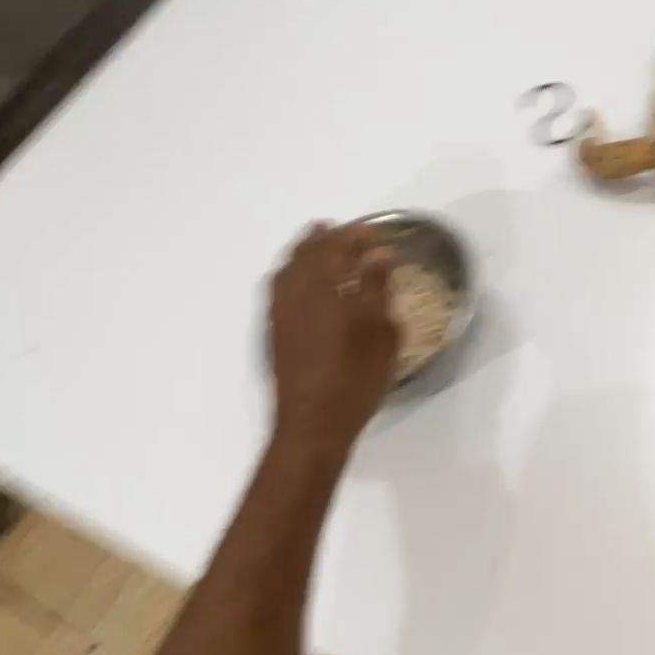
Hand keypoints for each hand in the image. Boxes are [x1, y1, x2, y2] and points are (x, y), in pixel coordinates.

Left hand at [267, 222, 397, 446]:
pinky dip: (294, 276)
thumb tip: (377, 254)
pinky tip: (306, 286)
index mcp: (321, 287)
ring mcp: (278, 314)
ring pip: (287, 270)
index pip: (336, 247)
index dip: (357, 235)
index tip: (378, 232)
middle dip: (326, 239)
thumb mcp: (380, 331)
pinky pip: (279, 289)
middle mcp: (292, 293)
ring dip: (305, 254)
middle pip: (305, 253)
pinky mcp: (273, 333)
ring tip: (323, 249)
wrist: (314, 422)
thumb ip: (377, 288)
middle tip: (347, 233)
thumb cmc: (355, 376)